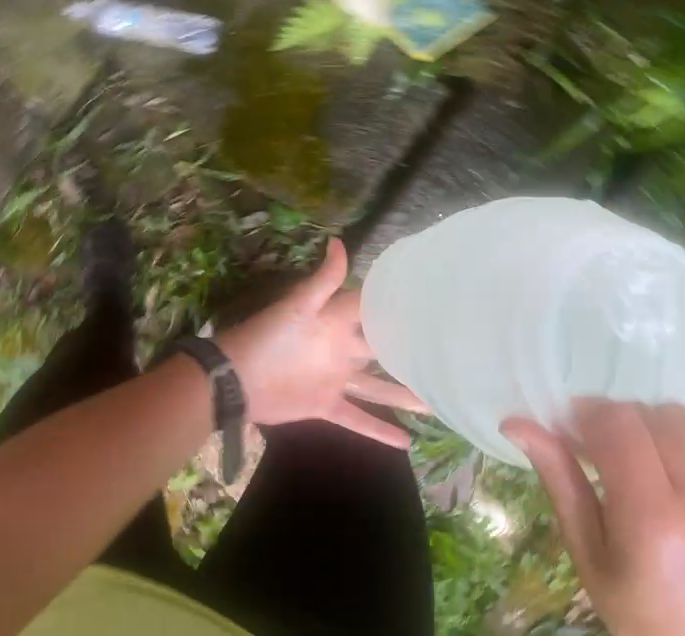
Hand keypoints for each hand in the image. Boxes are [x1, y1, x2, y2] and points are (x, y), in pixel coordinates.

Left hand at [215, 239, 425, 447]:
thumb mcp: (298, 305)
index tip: (431, 302)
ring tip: (437, 402)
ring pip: (376, 387)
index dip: (397, 305)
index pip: (371, 309)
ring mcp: (335, 379)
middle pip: (381, 349)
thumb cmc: (268, 336)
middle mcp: (340, 348)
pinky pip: (358, 418)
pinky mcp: (325, 405)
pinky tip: (408, 442)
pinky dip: (380, 430)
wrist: (236, 378)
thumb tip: (339, 241)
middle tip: (448, 355)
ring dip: (403, 394)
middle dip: (408, 351)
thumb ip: (324, 280)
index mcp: (334, 321)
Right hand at [504, 401, 684, 635]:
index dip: (587, 414)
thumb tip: (514, 422)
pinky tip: (672, 448)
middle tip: (594, 445)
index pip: (618, 425)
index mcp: (654, 519)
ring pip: (684, 418)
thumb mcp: (587, 552)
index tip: (569, 429)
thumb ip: (558, 479)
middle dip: (613, 420)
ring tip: (634, 452)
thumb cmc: (638, 611)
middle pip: (649, 417)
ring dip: (650, 422)